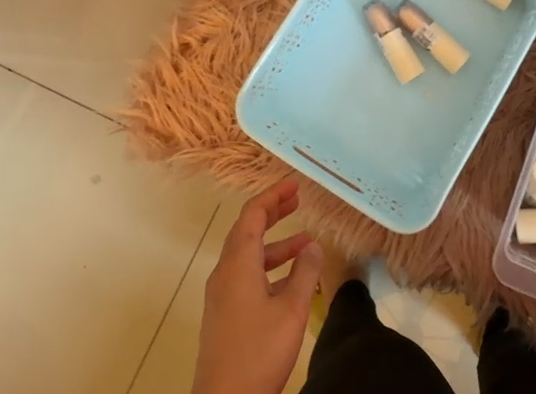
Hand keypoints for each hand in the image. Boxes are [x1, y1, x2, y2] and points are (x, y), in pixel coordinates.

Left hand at [193, 180, 322, 393]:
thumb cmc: (259, 351)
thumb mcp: (292, 309)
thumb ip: (305, 273)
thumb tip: (313, 246)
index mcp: (237, 264)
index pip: (252, 216)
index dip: (273, 197)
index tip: (294, 185)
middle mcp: (225, 274)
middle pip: (247, 231)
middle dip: (273, 214)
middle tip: (297, 200)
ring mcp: (222, 296)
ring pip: (248, 256)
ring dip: (276, 244)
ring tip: (306, 242)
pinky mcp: (225, 316)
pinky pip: (247, 276)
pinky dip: (269, 267)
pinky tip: (292, 280)